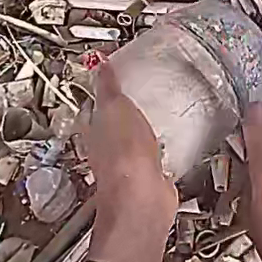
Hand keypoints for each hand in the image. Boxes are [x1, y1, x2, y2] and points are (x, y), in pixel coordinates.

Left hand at [80, 65, 176, 226]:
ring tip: (154, 115)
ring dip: (142, 130)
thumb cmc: (123, 157)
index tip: (114, 79)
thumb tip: (100, 64)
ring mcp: (130, 164)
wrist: (143, 197)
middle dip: (125, 111)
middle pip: (114, 124)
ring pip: (134, 140)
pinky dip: (158, 148)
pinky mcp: (150, 176)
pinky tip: (167, 143)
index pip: (95, 106)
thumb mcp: (114, 107)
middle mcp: (108, 149)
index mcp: (94, 130)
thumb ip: (108, 87)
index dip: (104, 92)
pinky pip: (154, 156)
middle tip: (137, 95)